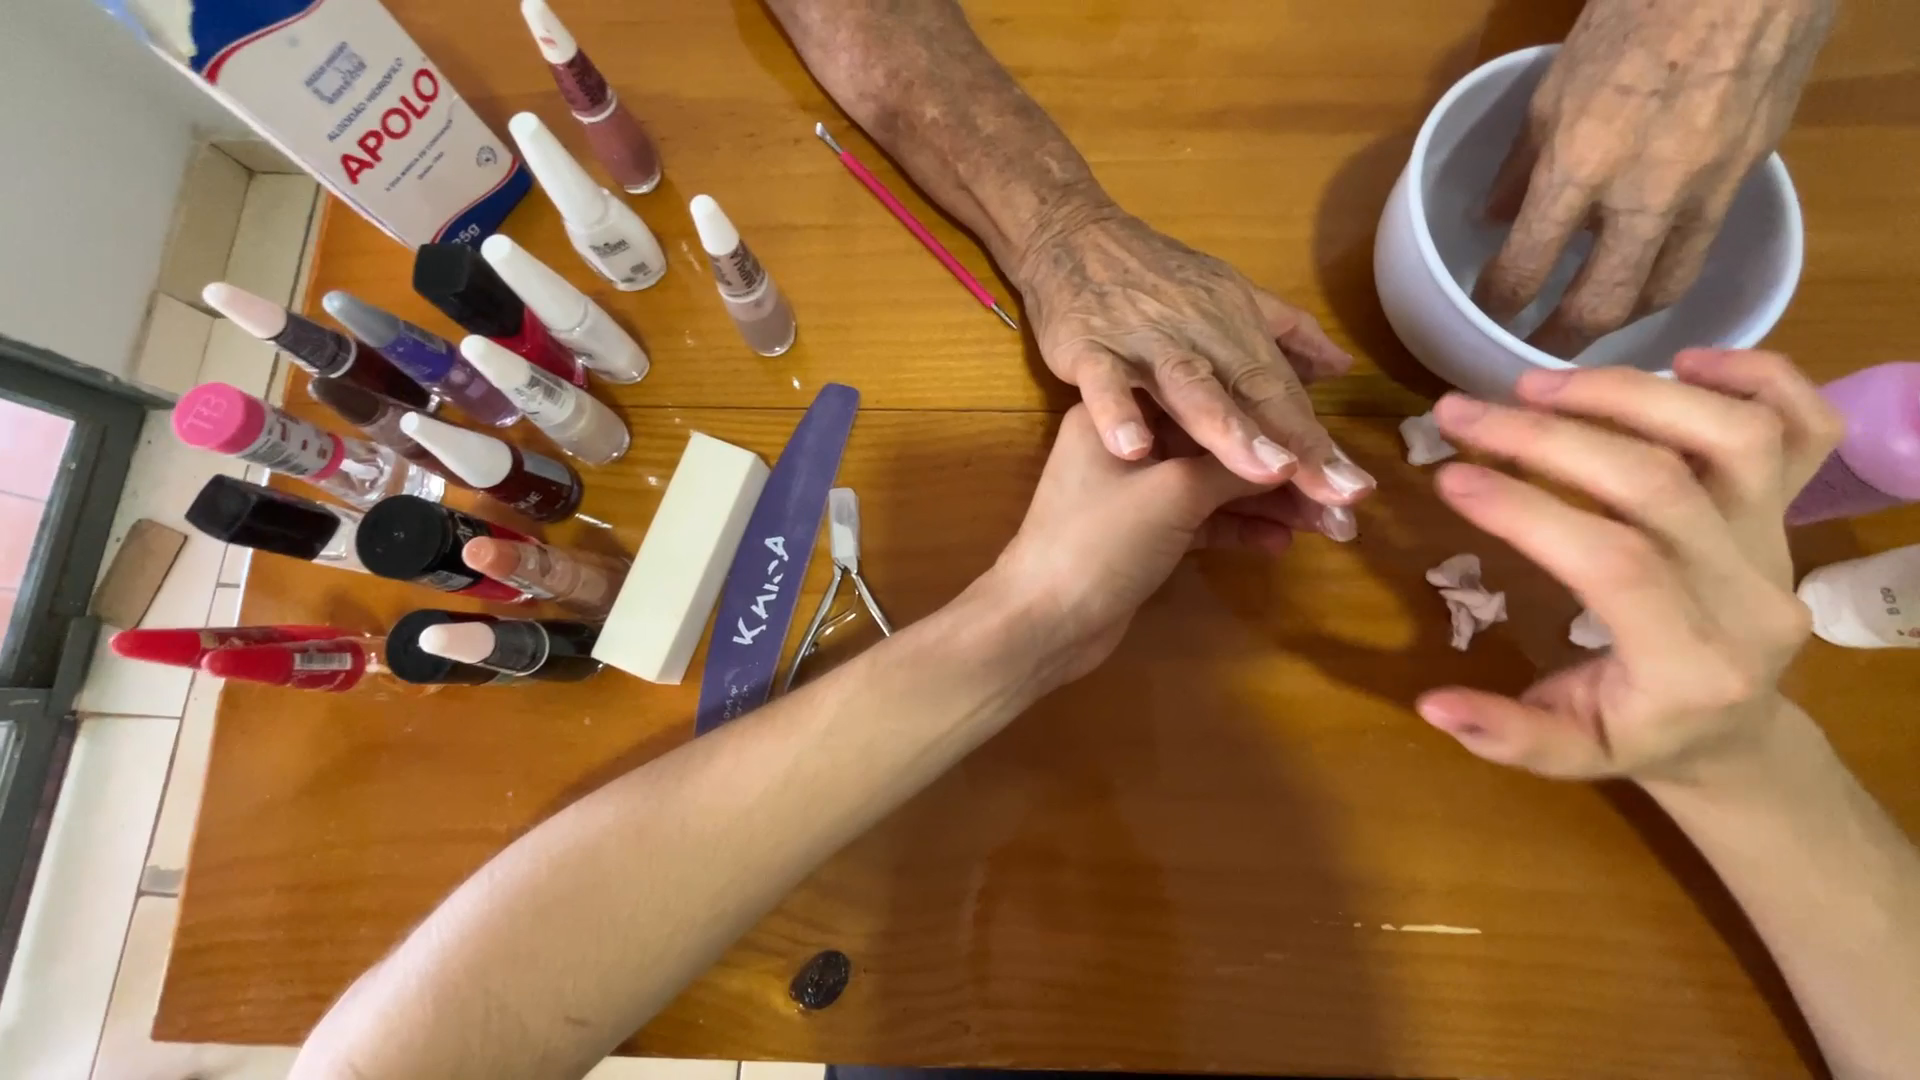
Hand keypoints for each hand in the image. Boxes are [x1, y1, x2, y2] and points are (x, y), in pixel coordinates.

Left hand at [983, 405, 1319, 685]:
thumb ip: (1235, 466)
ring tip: (1329, 524)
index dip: (1269, 412)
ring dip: (1267, 505)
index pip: (1209, 396)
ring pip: (1213, 486)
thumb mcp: (1173, 491)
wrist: (1044, 619)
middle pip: (1218, 444)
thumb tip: (1298, 452)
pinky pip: (1200, 520)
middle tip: (1341, 491)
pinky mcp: (1143, 531)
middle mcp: (1129, 439)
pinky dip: (1237, 529)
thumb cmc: (1100, 539)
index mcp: (1123, 408)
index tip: (1325, 424)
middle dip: (1279, 470)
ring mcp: (1134, 489)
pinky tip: (1282, 542)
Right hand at [1015, 209, 1375, 511]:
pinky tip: (1132, 450)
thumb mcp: (1227, 297)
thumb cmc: (1154, 277)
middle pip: (1251, 395)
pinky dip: (1117, 412)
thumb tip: (1341, 367)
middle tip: (1332, 494)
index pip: (1283, 393)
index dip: (1319, 444)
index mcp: (1235, 330)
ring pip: (1190, 387)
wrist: (1073, 238)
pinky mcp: (1089, 349)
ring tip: (1266, 472)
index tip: (1355, 491)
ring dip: (1228, 427)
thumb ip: (1284, 334)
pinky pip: (1104, 384)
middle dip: (1293, 445)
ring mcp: (1143, 345)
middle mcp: (1199, 338)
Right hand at [1415, 350, 1842, 783]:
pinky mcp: (1787, 514)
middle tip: (1458, 412)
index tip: (1447, 476)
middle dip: (1545, 437)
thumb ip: (1502, 734)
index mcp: (1692, 662)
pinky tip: (1683, 359)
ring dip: (1628, 395)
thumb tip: (1430, 703)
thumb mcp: (1565, 754)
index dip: (1525, 509)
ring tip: (1533, 384)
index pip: (1613, 562)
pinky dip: (1758, 377)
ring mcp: (1780, 544)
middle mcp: (1752, 594)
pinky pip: (1804, 428)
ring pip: (1735, 439)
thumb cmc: (1637, 737)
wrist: (1737, 731)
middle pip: (1659, 484)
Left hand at [1475, 0, 1833, 356]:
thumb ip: (1519, 168)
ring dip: (1620, 320)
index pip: (1526, 268)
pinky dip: (1663, 276)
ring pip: (1663, 286)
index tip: (1483, 316)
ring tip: (1585, 329)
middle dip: (1562, 340)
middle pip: (1604, 302)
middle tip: (1533, 354)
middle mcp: (1647, 191)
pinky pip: (1701, 247)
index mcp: (1582, 167)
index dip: (1498, 304)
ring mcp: (1708, 185)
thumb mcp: (1550, 94)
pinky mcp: (1750, 173)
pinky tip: (1636, 278)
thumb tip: (1491, 220)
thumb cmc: (1635, 18)